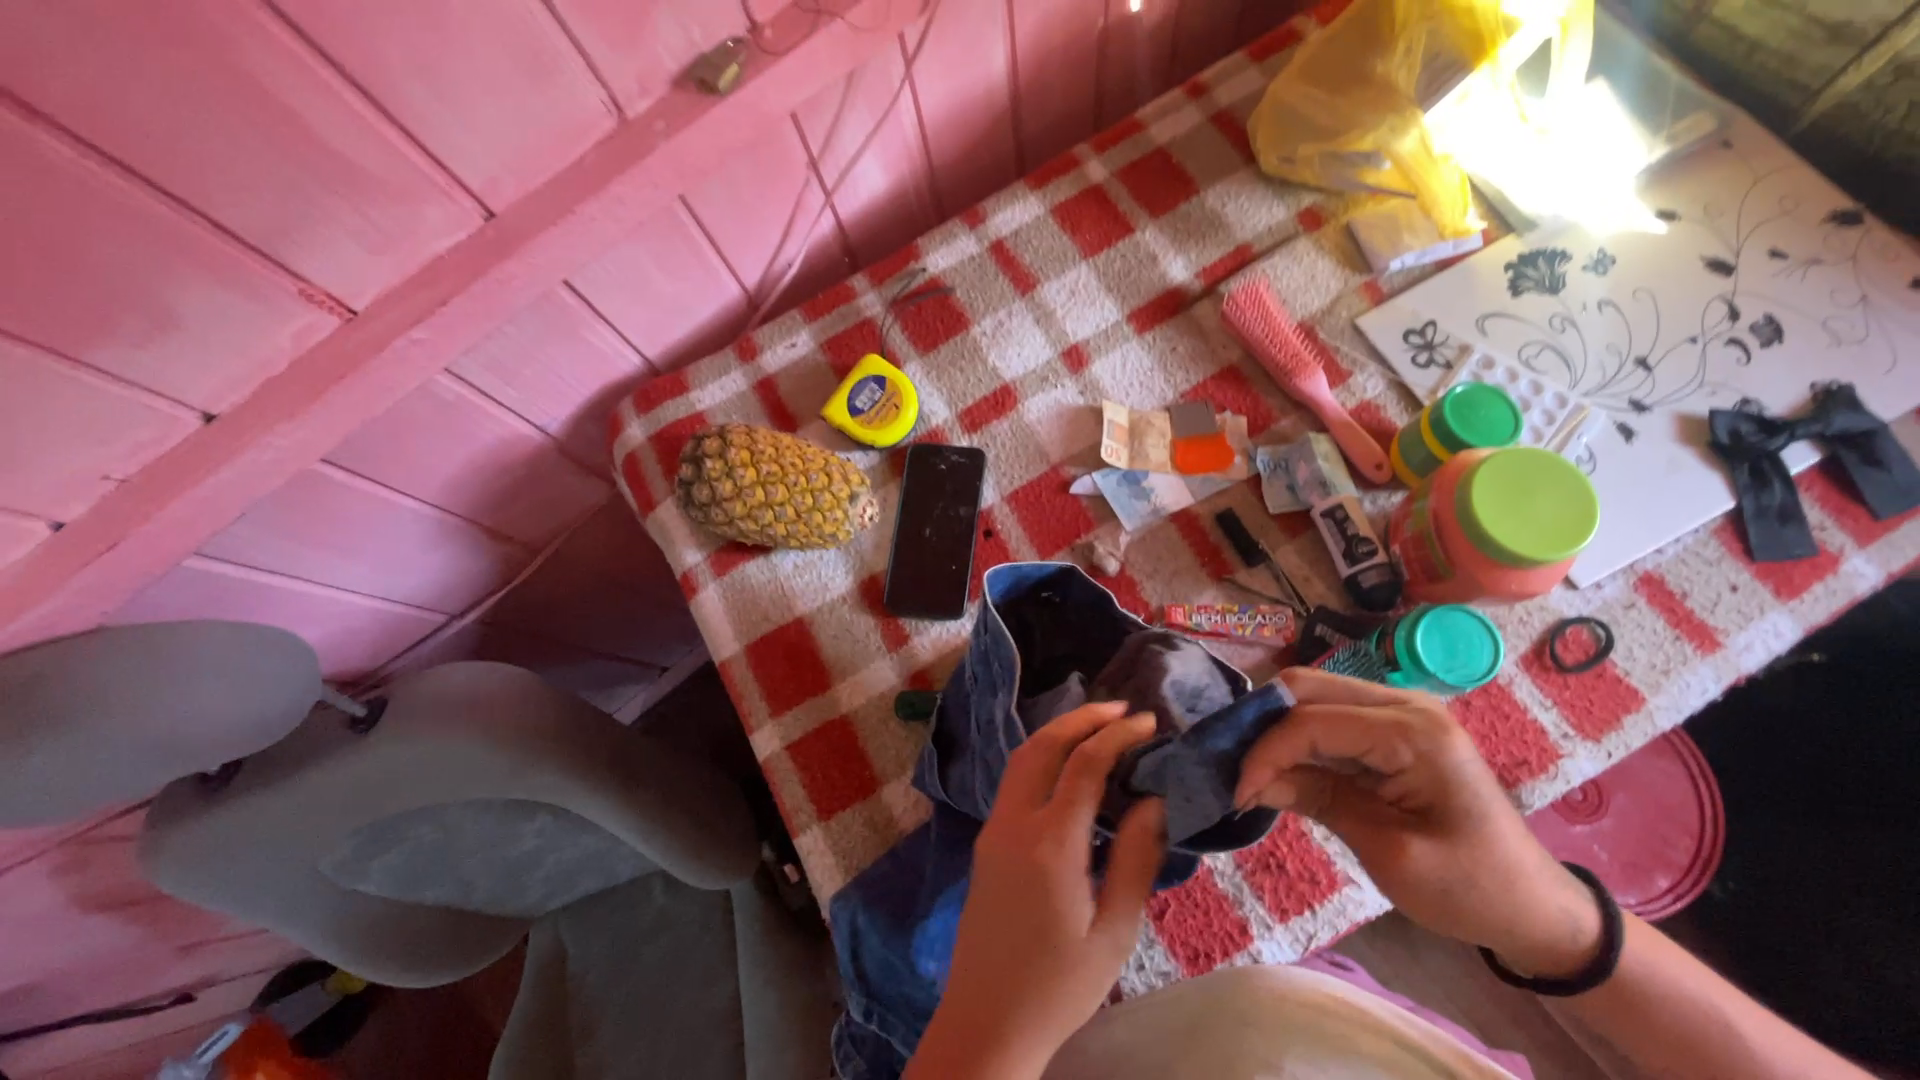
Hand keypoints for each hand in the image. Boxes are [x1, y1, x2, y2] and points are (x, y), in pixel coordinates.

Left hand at [908, 702, 1166, 1079]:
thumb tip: (1153, 800)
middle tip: (1121, 709)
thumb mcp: (1114, 931)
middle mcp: (1013, 825)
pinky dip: (1042, 760)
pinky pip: (1013, 784)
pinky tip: (1068, 770)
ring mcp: (992, 832)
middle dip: (1081, 718)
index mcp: (1050, 843)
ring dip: (1057, 735)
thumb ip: (1136, 859)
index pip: (1084, 764)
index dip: (1118, 735)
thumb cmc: (1060, 985)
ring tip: (1098, 727)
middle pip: (1041, 746)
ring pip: (1020, 761)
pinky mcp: (985, 845)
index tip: (1149, 721)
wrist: (987, 1020)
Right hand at [1233, 668, 1601, 976]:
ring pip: (1313, 697)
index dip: (1264, 752)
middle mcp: (1405, 705)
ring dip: (1276, 729)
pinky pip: (1331, 718)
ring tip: (1249, 770)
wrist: (1532, 907)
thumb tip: (1251, 781)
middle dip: (1262, 726)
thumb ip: (1318, 800)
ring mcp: (1401, 713)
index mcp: (1412, 732)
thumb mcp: (1387, 850)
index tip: (1237, 794)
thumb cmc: (1467, 886)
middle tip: (1234, 771)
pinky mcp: (1393, 731)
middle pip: (1307, 688)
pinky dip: (1298, 740)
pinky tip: (1279, 769)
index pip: (1312, 721)